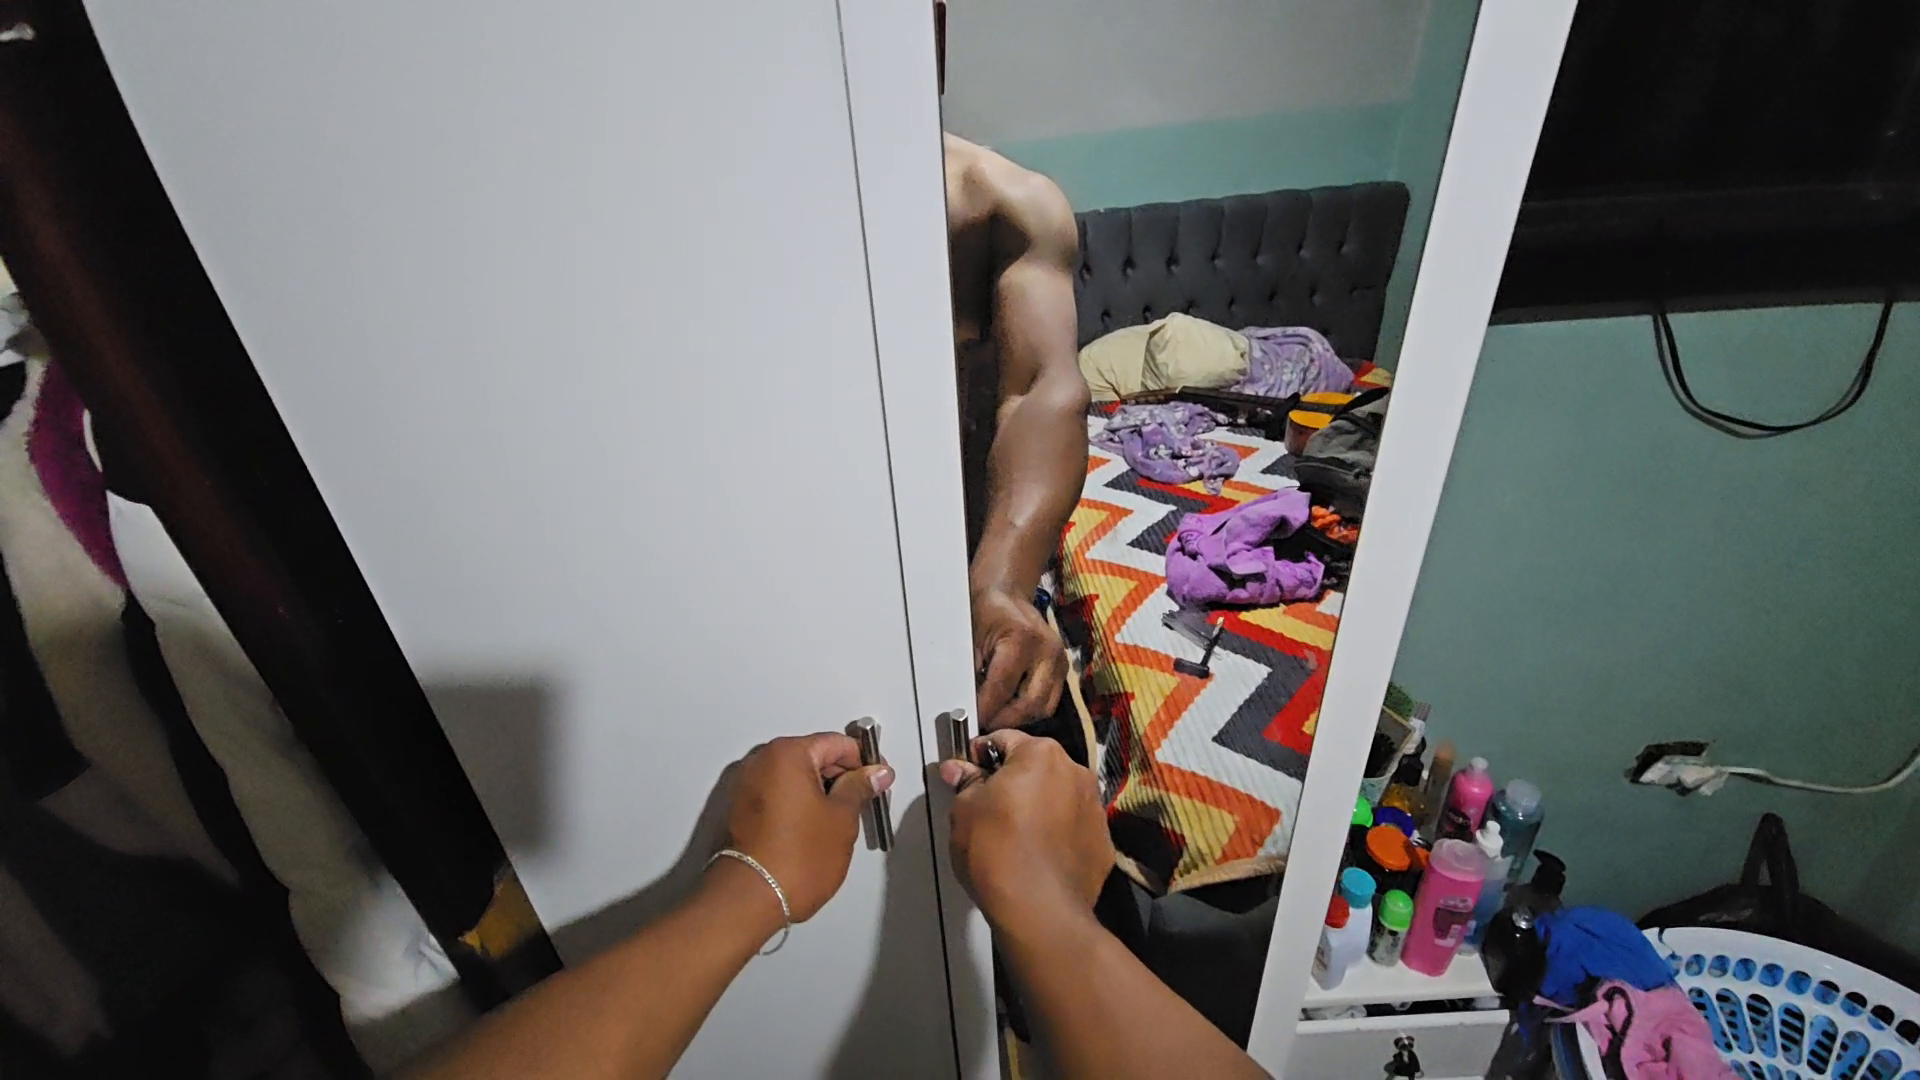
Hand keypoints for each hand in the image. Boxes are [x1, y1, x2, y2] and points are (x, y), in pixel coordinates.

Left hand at [715, 733, 893, 921]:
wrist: (751, 900)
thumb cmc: (797, 857)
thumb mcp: (842, 817)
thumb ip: (860, 787)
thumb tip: (876, 772)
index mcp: (788, 753)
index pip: (838, 743)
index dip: (864, 762)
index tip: (878, 780)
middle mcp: (762, 761)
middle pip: (814, 756)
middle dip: (841, 777)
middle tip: (863, 802)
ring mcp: (747, 785)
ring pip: (796, 777)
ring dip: (820, 792)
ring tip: (839, 821)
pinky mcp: (741, 809)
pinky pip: (779, 794)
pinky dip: (799, 804)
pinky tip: (814, 829)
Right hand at [938, 730, 1112, 930]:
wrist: (1039, 912)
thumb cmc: (998, 852)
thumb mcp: (965, 810)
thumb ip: (965, 783)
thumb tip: (958, 770)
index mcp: (1041, 753)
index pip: (1003, 740)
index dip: (980, 757)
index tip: (968, 775)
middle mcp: (1076, 772)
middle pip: (1036, 766)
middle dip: (1013, 781)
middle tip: (988, 809)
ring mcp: (1095, 808)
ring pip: (1057, 796)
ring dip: (1039, 806)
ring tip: (1014, 836)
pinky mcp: (1103, 843)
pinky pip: (1073, 827)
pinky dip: (1057, 834)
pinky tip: (1036, 855)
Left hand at [972, 586, 1066, 731]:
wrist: (1007, 593)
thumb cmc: (986, 610)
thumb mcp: (971, 637)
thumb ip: (971, 672)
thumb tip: (967, 706)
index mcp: (1023, 640)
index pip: (1003, 688)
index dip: (986, 711)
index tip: (971, 724)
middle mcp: (1048, 652)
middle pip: (1030, 705)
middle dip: (1005, 721)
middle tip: (983, 728)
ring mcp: (1060, 661)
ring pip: (1043, 708)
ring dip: (1018, 719)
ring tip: (996, 719)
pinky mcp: (1063, 669)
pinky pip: (1048, 701)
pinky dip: (1029, 709)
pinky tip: (1010, 708)